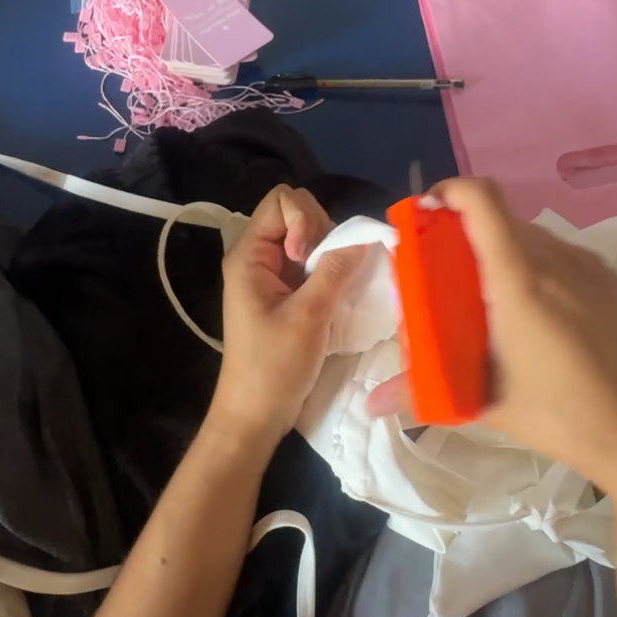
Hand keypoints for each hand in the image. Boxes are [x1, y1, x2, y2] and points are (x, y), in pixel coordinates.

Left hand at [211, 185, 369, 447]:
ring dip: (332, 254)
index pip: (282, 200)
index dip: (304, 218)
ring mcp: (274, 275)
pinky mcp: (287, 293)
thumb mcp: (309, 317)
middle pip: (299, 213)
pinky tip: (340, 294)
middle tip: (330, 273)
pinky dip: (332, 271)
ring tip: (337, 287)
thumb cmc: (273, 367)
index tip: (308, 257)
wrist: (255, 417)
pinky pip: (314, 264)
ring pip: (311, 238)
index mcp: (249, 255)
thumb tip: (366, 235)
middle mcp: (259, 256)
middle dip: (323, 233)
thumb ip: (336, 271)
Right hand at [368, 177, 616, 494]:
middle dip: (467, 231)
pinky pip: (561, 252)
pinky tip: (536, 308)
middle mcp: (556, 260)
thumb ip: (421, 394)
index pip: (483, 201)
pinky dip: (536, 263)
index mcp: (520, 280)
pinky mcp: (612, 281)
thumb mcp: (486, 403)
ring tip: (492, 294)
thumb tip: (370, 402)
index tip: (427, 210)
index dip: (450, 190)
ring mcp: (589, 267)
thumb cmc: (559, 417)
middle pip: (502, 219)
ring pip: (532, 235)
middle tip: (449, 269)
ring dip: (503, 249)